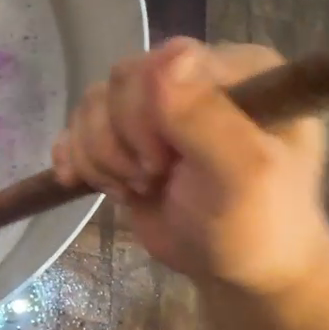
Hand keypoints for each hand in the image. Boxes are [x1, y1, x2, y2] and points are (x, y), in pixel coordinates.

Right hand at [51, 37, 328, 294]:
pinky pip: (76, 128)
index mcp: (241, 72)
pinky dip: (74, 158)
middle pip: (120, 82)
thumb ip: (207, 116)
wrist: (234, 270)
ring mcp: (155, 110)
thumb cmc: (254, 225)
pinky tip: (85, 183)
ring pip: (91, 105)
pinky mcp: (123, 137)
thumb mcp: (244, 174)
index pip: (164, 61)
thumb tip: (165, 58)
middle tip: (151, 178)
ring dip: (99, 155)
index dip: (146, 112)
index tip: (163, 161)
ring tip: (133, 188)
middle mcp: (195, 81)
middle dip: (120, 139)